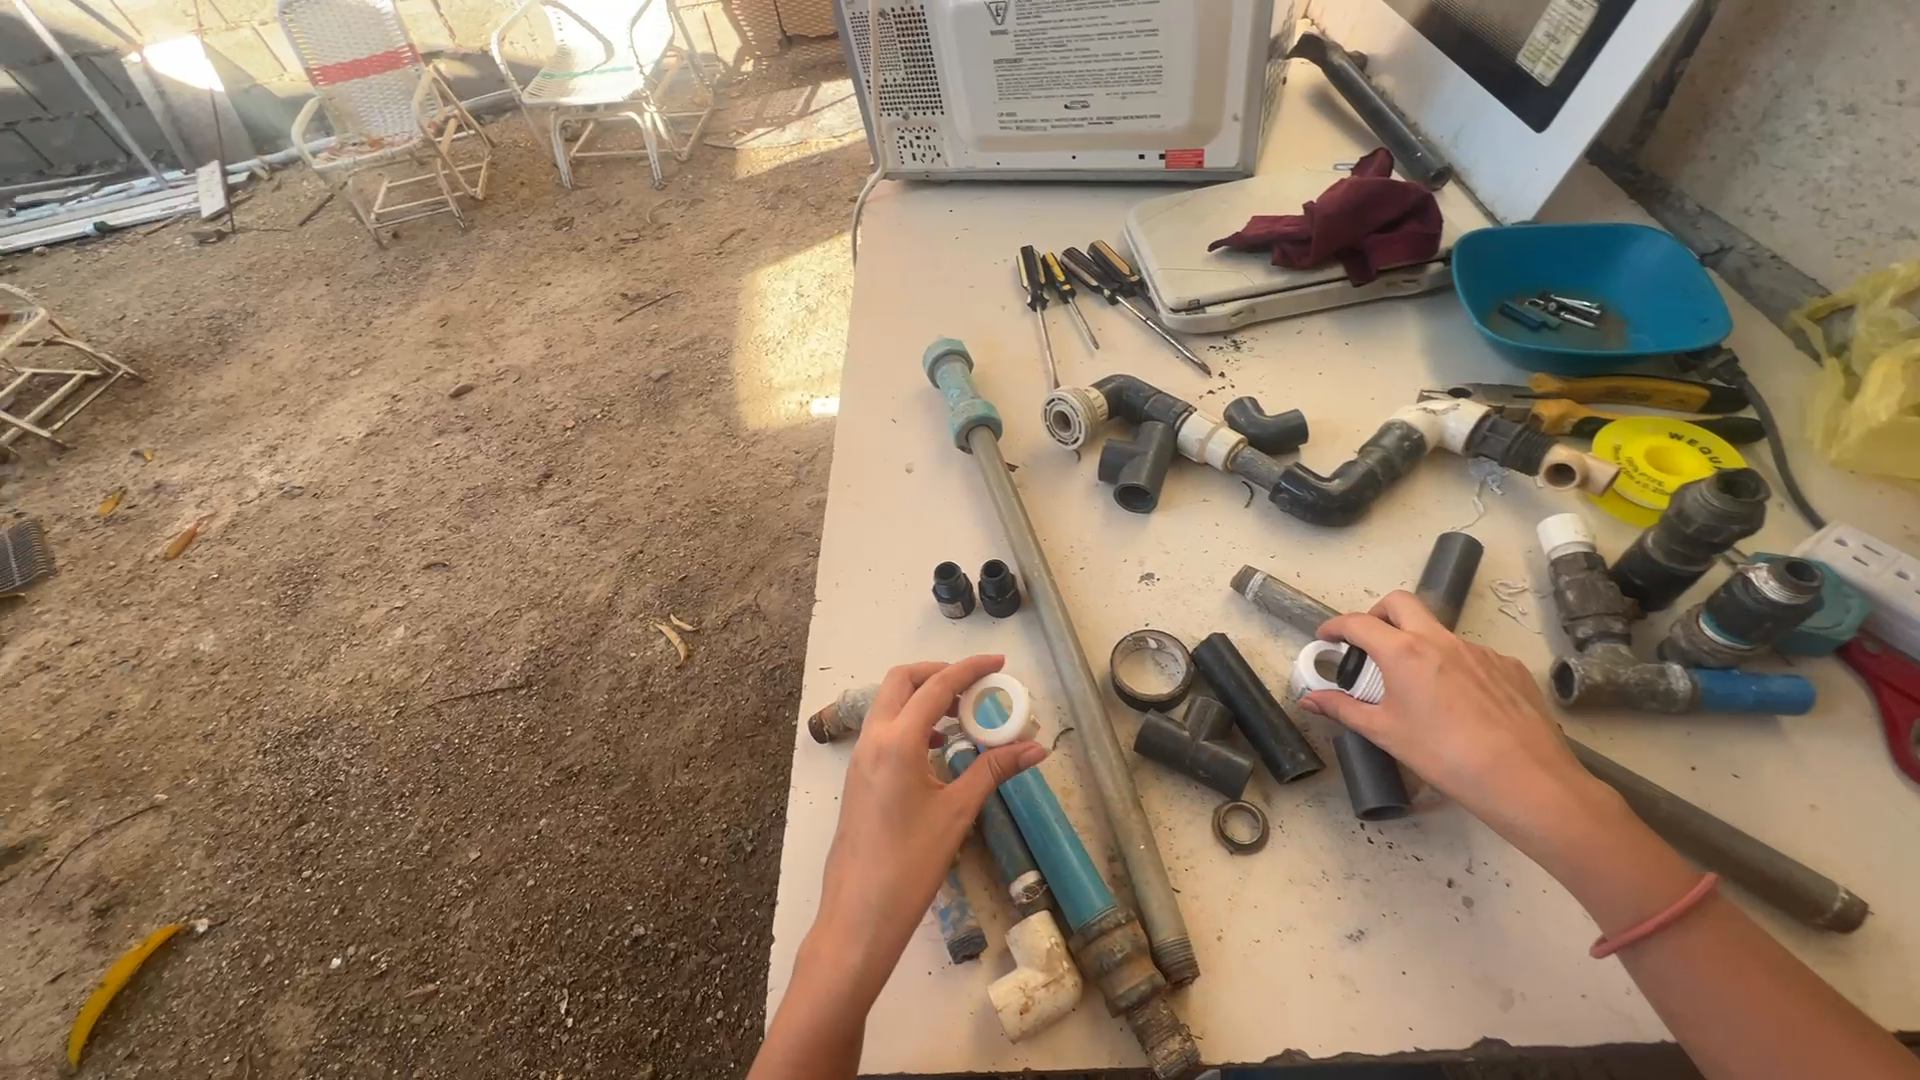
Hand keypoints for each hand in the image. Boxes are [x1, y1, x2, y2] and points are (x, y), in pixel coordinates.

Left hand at [804, 654, 1047, 1006]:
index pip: (936, 686)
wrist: (859, 913)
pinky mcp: (858, 774)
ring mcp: (860, 757)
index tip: (999, 664)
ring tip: (962, 716)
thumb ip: (993, 770)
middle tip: (976, 687)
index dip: (970, 669)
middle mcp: (872, 739)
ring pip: (889, 703)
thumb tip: (1034, 747)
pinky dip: (911, 720)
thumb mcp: (957, 812)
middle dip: (940, 673)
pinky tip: (937, 747)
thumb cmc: (911, 864)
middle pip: (902, 680)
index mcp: (896, 741)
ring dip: (924, 697)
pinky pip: (884, 728)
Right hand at [1299, 591, 1608, 841]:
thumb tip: (1309, 699)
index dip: (1335, 626)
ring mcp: (1480, 651)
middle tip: (1368, 643)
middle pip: (1401, 603)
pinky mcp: (1509, 667)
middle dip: (1377, 614)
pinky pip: (1471, 655)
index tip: (1325, 637)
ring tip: (1416, 685)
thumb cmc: (1444, 756)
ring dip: (1418, 644)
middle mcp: (1441, 640)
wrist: (1525, 780)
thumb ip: (1343, 709)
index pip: (1358, 623)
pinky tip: (1458, 702)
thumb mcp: (1384, 733)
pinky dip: (1453, 666)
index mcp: (1404, 652)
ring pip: (1439, 631)